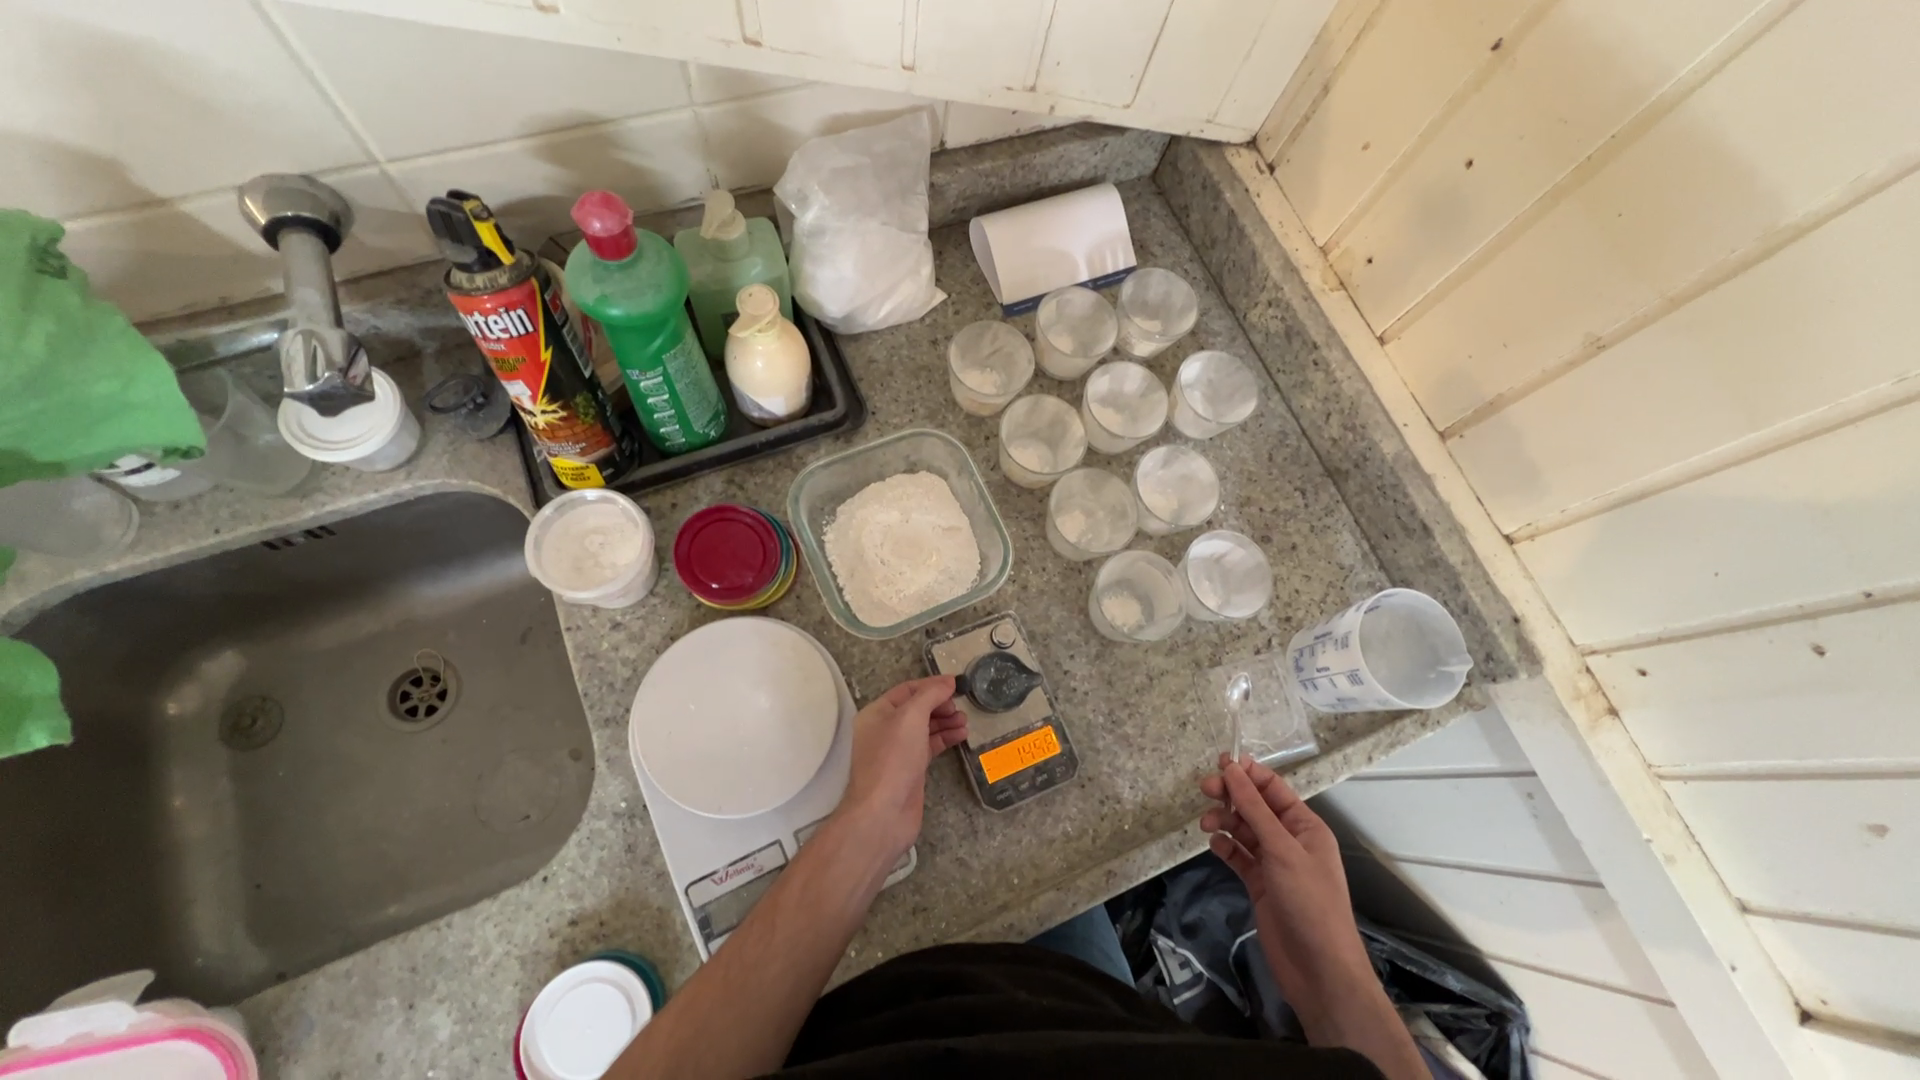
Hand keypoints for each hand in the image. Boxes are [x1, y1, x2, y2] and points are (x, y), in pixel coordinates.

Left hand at [833, 675, 965, 868]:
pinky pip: (929, 746)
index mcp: (877, 713)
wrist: (884, 812)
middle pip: (917, 709)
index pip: (907, 690)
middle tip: (960, 708)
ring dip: (945, 722)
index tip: (956, 685)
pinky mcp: (910, 770)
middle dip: (940, 705)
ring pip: (925, 728)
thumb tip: (947, 681)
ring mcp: (897, 751)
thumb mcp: (911, 717)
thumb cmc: (893, 759)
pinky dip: (945, 739)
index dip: (932, 685)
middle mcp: (885, 730)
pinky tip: (961, 735)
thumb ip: (930, 695)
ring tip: (965, 721)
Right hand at [1200, 756, 1373, 1032]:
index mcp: (1305, 826)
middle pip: (1255, 807)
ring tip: (1206, 824)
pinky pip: (1238, 856)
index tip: (1219, 764)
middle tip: (1205, 789)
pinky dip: (1225, 848)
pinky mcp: (1259, 884)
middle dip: (1231, 796)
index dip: (1248, 774)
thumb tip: (1233, 769)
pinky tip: (1214, 845)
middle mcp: (1289, 840)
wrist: (1318, 968)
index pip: (1274, 789)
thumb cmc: (1309, 902)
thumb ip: (1254, 809)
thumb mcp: (1282, 850)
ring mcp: (1274, 864)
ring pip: (1243, 830)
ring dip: (1224, 822)